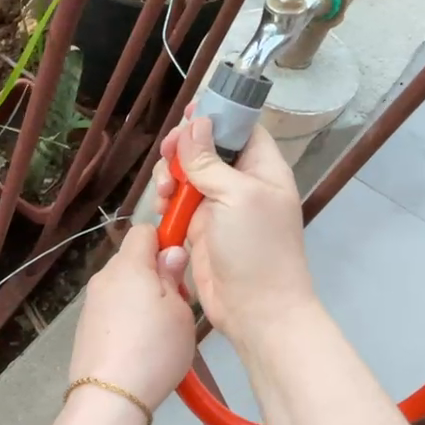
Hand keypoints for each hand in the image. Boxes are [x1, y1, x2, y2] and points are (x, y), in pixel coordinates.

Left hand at [70, 224, 194, 411]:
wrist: (109, 395)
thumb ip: (172, 276)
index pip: (143, 231)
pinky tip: (138, 346)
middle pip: (131, 260)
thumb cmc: (154, 348)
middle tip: (176, 306)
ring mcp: (90, 303)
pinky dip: (125, 317)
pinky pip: (111, 309)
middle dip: (154, 274)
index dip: (164, 242)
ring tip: (159, 331)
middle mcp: (103, 277)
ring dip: (140, 297)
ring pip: (121, 286)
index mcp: (127, 266)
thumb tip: (170, 251)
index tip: (179, 268)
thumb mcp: (179, 312)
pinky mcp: (84, 326)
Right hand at [154, 116, 317, 344]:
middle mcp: (242, 183)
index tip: (189, 113)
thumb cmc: (256, 248)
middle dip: (184, 148)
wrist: (255, 310)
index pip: (242, 128)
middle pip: (208, 148)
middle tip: (169, 155)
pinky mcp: (200, 228)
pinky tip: (161, 207)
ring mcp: (220, 206)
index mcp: (263, 169)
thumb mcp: (236, 196)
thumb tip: (195, 123)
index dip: (217, 117)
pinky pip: (178, 202)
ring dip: (171, 176)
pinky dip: (166, 200)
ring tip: (165, 191)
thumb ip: (210, 160)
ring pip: (188, 174)